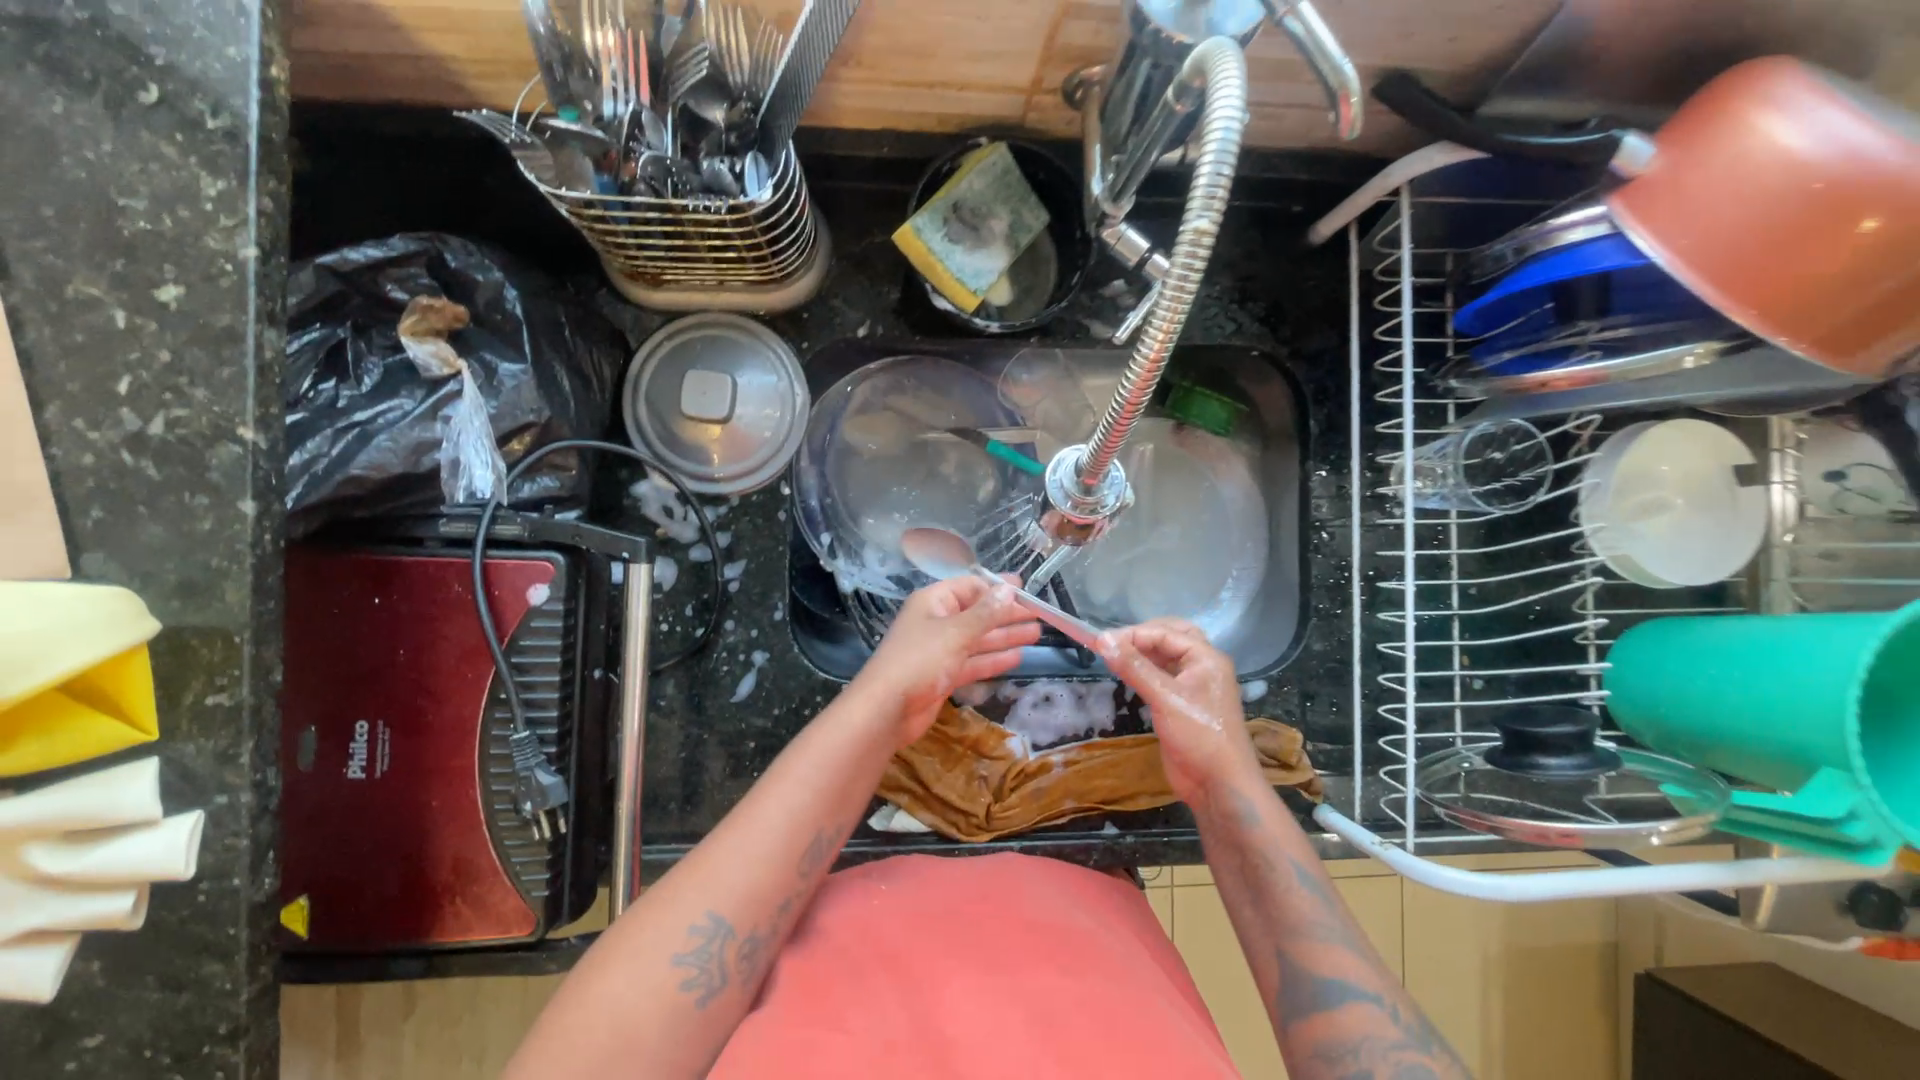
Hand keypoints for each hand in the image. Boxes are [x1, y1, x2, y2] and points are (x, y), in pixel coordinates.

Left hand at [851, 576, 1040, 747]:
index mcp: (933, 602)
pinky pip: (973, 662)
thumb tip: (1009, 589)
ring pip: (978, 639)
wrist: (887, 709)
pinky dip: (993, 660)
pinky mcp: (944, 675)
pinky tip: (1017, 658)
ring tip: (1036, 635)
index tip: (1026, 590)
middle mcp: (937, 622)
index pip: (970, 587)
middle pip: (977, 613)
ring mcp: (940, 650)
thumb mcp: (956, 633)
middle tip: (1040, 614)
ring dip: (1005, 637)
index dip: (997, 588)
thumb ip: (986, 613)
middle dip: (1007, 614)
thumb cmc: (919, 661)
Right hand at [1105, 618, 1260, 802]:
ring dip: (1143, 654)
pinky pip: (1162, 678)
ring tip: (1115, 658)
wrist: (1219, 784)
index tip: (1101, 641)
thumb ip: (1135, 667)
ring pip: (1167, 657)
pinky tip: (1128, 677)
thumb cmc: (1198, 736)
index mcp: (1207, 658)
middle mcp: (1203, 667)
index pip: (1166, 633)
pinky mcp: (1183, 706)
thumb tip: (1104, 640)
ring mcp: (1194, 687)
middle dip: (1143, 636)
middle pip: (1172, 637)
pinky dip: (1144, 672)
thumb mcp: (1165, 698)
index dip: (1133, 634)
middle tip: (1114, 644)